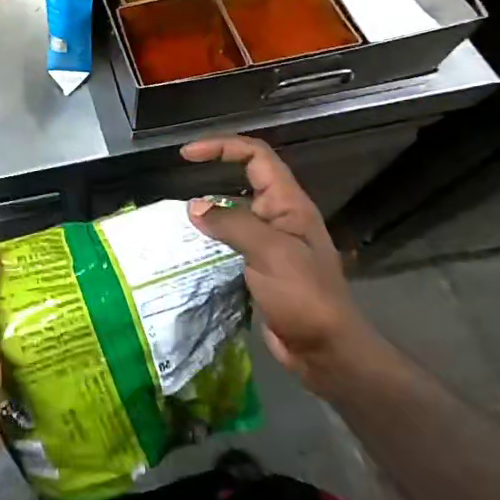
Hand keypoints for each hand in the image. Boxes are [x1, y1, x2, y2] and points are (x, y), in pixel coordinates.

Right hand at [181, 135, 377, 388]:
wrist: (326, 352)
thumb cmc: (305, 296)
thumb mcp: (269, 252)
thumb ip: (231, 223)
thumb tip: (194, 208)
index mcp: (289, 205)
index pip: (256, 157)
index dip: (222, 147)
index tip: (187, 155)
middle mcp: (279, 218)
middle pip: (241, 182)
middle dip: (208, 180)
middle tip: (174, 191)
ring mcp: (269, 245)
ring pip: (230, 216)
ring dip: (204, 217)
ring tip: (172, 225)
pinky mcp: (257, 269)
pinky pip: (226, 245)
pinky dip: (205, 245)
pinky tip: (184, 254)